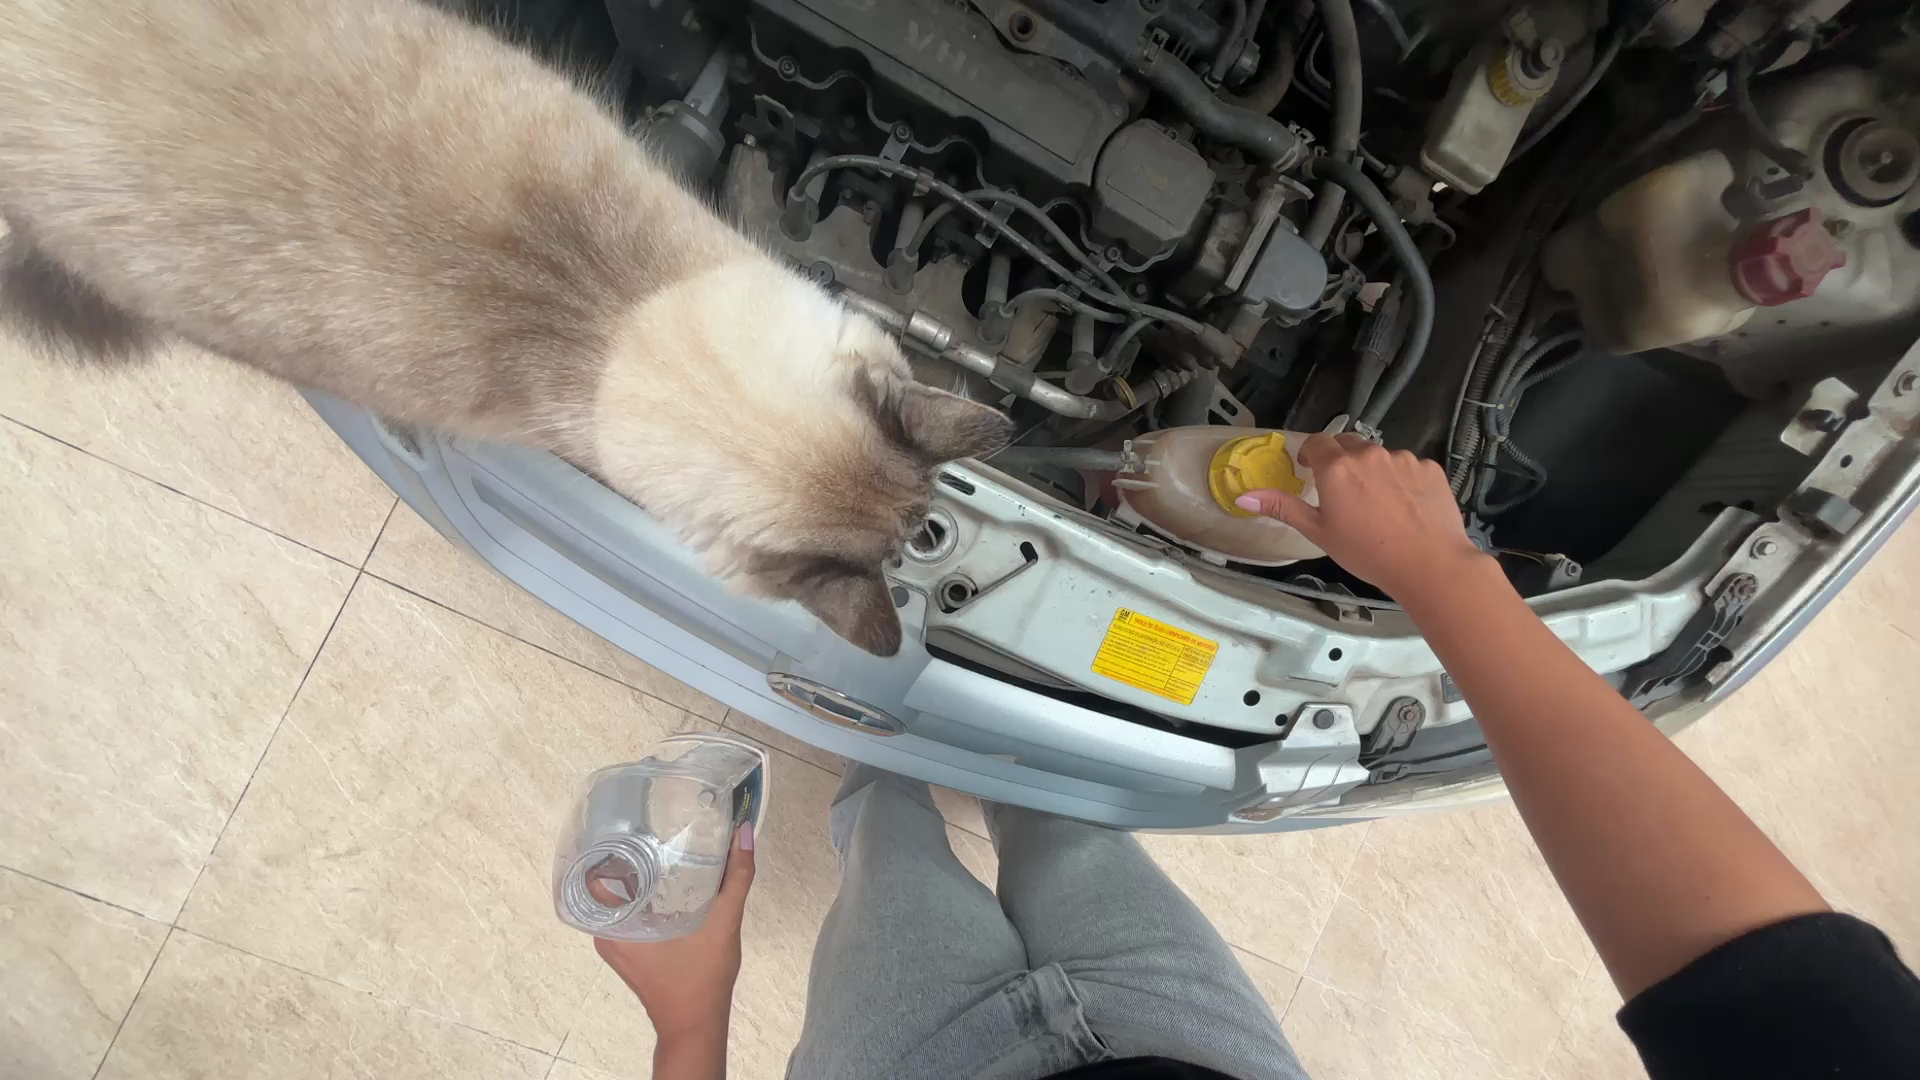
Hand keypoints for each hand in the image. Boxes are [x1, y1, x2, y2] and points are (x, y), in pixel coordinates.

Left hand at [595, 824, 755, 1077]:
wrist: (697, 1023)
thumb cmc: (701, 976)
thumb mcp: (724, 921)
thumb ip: (737, 875)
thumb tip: (745, 831)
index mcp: (615, 926)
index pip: (591, 875)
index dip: (604, 843)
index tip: (626, 816)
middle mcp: (607, 930)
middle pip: (607, 879)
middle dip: (627, 848)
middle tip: (652, 815)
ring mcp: (618, 939)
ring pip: (621, 892)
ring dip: (638, 866)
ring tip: (662, 834)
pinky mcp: (631, 944)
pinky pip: (630, 904)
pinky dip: (645, 885)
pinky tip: (670, 869)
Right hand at [1234, 433, 1485, 599]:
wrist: (1429, 564)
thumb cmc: (1365, 551)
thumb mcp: (1317, 532)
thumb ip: (1282, 507)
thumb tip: (1243, 496)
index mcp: (1337, 468)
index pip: (1317, 442)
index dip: (1310, 454)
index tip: (1309, 470)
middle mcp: (1370, 454)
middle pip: (1347, 443)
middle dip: (1339, 459)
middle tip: (1340, 489)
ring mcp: (1404, 459)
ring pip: (1379, 455)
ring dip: (1371, 469)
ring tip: (1375, 502)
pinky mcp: (1430, 468)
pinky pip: (1407, 466)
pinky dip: (1400, 479)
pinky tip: (1402, 506)